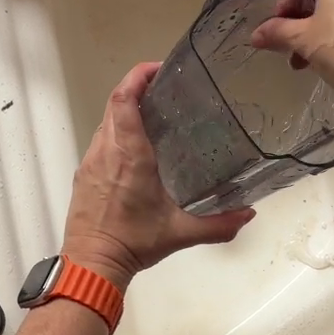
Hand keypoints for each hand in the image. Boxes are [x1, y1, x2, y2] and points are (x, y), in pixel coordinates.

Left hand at [63, 63, 255, 288]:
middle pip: (114, 104)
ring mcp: (91, 162)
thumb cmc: (132, 243)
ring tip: (154, 116)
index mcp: (129, 155)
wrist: (91, 264)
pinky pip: (99, 142)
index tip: (158, 69)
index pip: (124, 100)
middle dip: (136, 88)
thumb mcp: (180, 233)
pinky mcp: (84, 175)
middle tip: (164, 89)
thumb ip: (218, 224)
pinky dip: (116, 133)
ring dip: (125, 111)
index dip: (138, 76)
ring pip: (105, 122)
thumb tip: (249, 215)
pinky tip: (135, 149)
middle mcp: (106, 151)